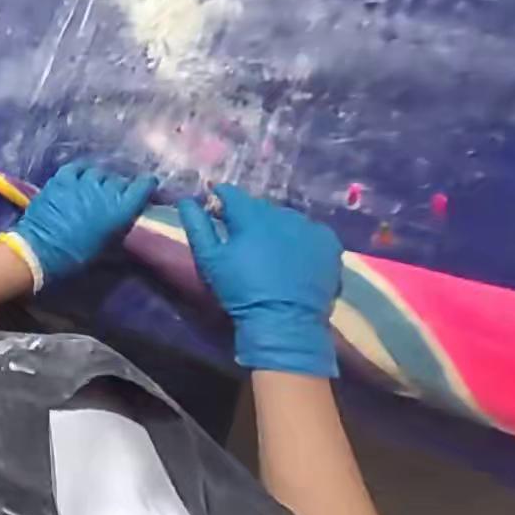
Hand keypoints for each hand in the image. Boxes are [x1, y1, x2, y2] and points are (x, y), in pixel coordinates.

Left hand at [0, 162, 156, 290]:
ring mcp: (82, 182)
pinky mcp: (62, 178)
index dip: (145, 185)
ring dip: (99, 179)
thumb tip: (128, 225)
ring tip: (93, 188)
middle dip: (119, 187)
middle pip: (119, 180)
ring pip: (98, 172)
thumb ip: (121, 231)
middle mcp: (105, 190)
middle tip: (111, 198)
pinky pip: (76, 168)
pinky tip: (79, 177)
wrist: (41, 249)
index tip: (143, 189)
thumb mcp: (108, 248)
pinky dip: (80, 171)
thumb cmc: (76, 255)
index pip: (144, 185)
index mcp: (121, 209)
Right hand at [176, 184, 342, 377]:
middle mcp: (281, 215)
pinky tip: (292, 252)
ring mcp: (309, 228)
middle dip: (246, 214)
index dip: (220, 196)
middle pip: (258, 206)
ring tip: (266, 246)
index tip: (215, 205)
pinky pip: (309, 229)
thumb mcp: (208, 258)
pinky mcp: (329, 244)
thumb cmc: (239, 289)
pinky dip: (298, 235)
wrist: (283, 321)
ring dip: (273, 225)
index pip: (231, 193)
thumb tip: (185, 200)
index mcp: (249, 217)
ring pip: (284, 217)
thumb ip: (196, 225)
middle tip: (239, 234)